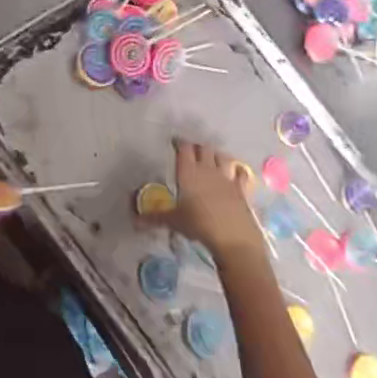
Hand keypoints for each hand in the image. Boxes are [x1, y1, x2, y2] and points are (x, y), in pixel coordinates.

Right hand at [147, 139, 262, 262]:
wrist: (232, 235)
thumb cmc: (198, 224)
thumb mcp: (173, 221)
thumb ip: (154, 218)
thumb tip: (134, 221)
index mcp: (188, 173)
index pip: (184, 149)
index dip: (180, 144)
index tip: (175, 143)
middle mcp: (208, 169)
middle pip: (204, 148)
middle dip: (197, 147)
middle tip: (191, 151)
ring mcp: (227, 177)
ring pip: (222, 156)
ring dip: (216, 155)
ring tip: (211, 158)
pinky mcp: (242, 188)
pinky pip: (241, 173)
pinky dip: (238, 171)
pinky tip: (236, 171)